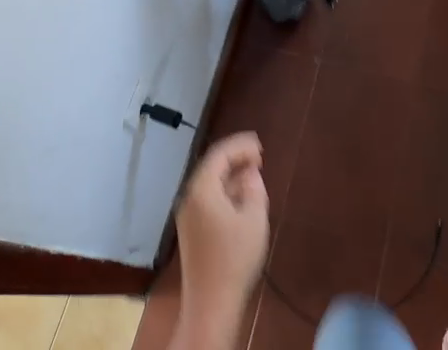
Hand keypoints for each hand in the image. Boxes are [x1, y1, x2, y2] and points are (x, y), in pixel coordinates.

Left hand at [178, 133, 270, 323]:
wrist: (211, 303)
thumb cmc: (235, 258)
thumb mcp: (254, 219)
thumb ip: (253, 188)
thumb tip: (249, 173)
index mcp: (201, 190)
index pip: (218, 155)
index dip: (240, 145)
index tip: (260, 145)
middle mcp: (189, 198)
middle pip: (210, 168)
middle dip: (234, 158)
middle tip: (258, 157)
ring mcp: (187, 217)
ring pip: (209, 185)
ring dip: (230, 176)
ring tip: (253, 175)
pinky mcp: (191, 232)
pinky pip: (207, 200)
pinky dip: (225, 192)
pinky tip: (241, 199)